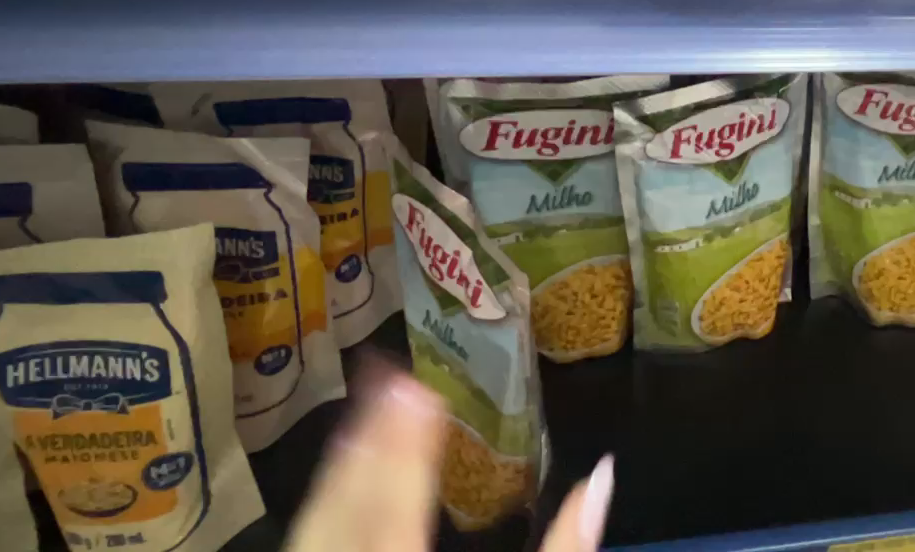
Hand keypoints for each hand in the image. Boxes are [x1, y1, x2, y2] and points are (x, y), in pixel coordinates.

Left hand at [285, 366, 613, 551]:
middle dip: (364, 447)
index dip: (404, 447)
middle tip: (385, 379)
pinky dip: (322, 522)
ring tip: (362, 422)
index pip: (396, 518)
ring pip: (311, 544)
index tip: (415, 386)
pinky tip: (338, 496)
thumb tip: (603, 476)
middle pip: (346, 524)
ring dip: (336, 482)